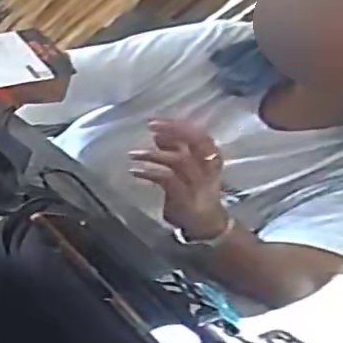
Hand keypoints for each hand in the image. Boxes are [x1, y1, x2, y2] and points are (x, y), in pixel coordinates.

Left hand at [129, 118, 230, 240]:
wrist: (205, 222)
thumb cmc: (192, 192)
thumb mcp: (185, 169)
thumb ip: (175, 152)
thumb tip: (159, 135)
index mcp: (210, 156)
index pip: (197, 133)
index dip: (177, 125)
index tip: (154, 120)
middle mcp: (208, 165)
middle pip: (195, 140)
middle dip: (172, 131)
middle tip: (149, 127)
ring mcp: (198, 180)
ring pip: (179, 159)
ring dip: (153, 154)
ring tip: (132, 154)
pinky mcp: (185, 195)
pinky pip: (167, 179)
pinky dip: (149, 173)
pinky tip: (134, 171)